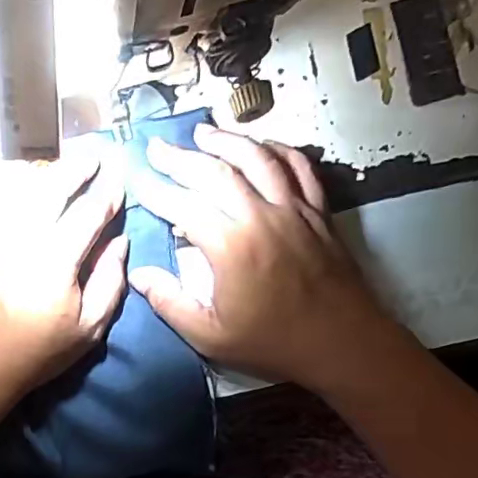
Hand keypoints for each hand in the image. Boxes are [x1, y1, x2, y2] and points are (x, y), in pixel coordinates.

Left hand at [0, 155, 129, 402]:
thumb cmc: (36, 354)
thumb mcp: (87, 330)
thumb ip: (109, 283)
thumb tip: (119, 242)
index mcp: (55, 264)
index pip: (88, 214)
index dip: (107, 193)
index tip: (119, 178)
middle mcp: (20, 242)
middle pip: (50, 189)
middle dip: (75, 168)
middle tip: (91, 156)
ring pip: (13, 190)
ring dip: (38, 172)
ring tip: (54, 168)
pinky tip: (5, 181)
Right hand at [132, 125, 405, 387]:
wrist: (342, 344)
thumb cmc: (271, 343)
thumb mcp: (209, 336)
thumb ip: (170, 302)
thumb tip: (138, 274)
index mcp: (230, 246)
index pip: (182, 206)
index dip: (155, 192)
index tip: (135, 181)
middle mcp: (261, 216)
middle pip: (216, 172)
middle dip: (180, 157)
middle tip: (156, 147)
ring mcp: (294, 210)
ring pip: (257, 159)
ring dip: (226, 142)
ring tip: (202, 133)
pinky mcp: (318, 212)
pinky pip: (298, 168)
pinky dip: (278, 150)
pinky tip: (261, 146)